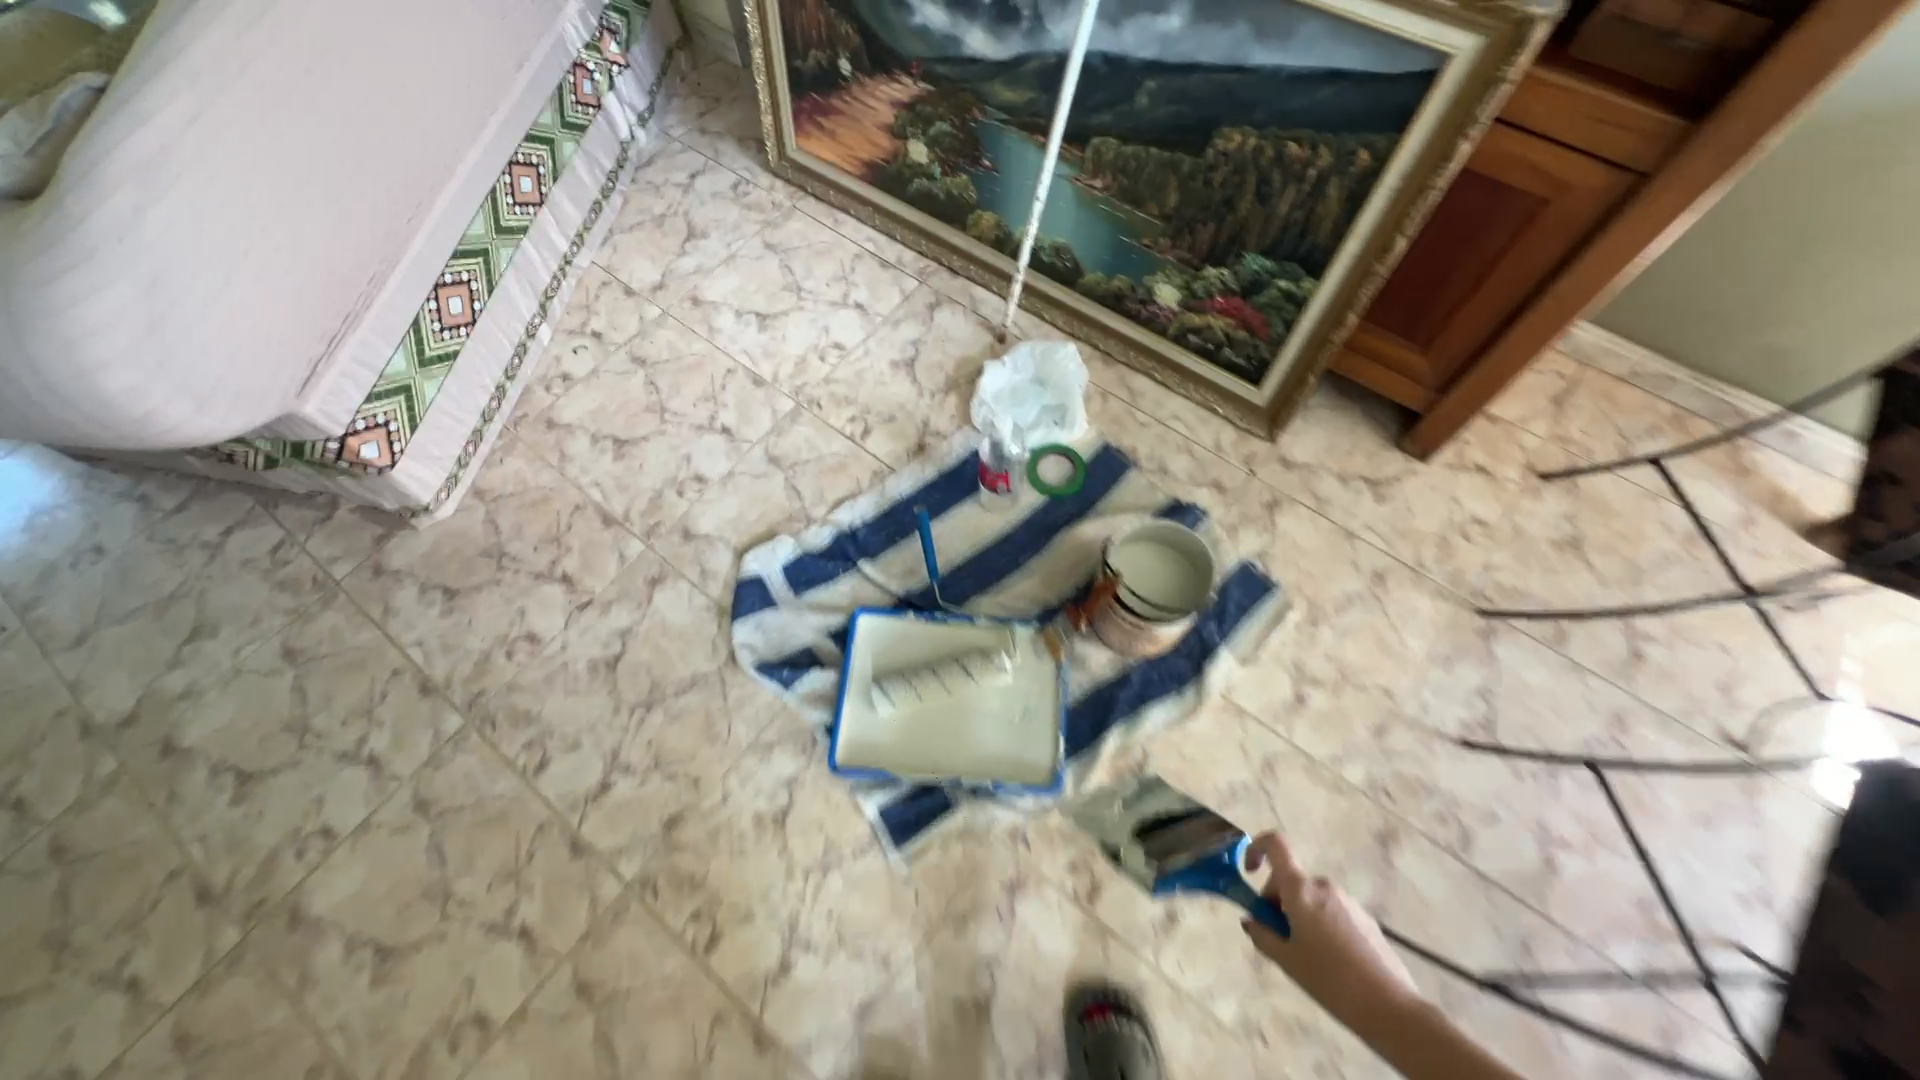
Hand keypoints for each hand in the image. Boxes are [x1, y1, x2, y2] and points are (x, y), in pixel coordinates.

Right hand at [1241, 832, 1418, 1022]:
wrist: (1388, 1005)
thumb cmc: (1328, 979)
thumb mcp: (1285, 960)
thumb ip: (1262, 935)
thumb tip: (1251, 920)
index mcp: (1301, 890)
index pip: (1275, 845)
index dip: (1256, 848)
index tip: (1249, 873)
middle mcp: (1324, 886)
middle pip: (1291, 880)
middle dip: (1277, 902)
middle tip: (1278, 938)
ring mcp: (1348, 901)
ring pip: (1311, 898)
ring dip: (1300, 916)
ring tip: (1306, 956)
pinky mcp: (1365, 919)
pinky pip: (1332, 911)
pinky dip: (1321, 925)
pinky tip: (1331, 961)